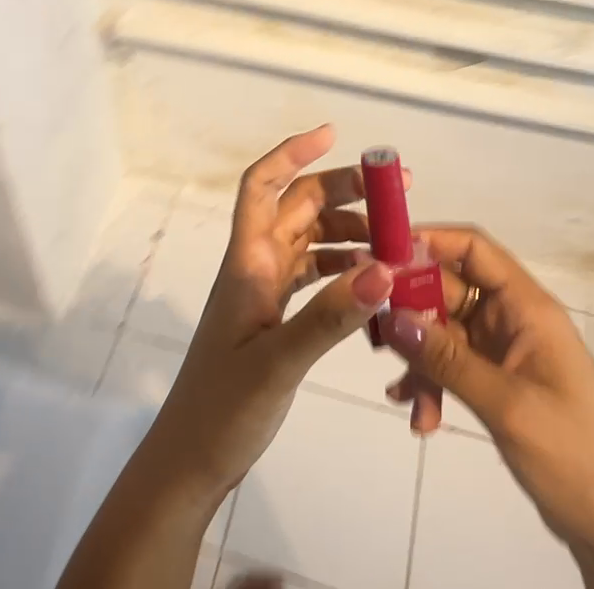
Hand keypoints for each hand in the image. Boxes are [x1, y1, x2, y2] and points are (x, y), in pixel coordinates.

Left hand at [143, 124, 397, 498]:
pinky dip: (343, 268)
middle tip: (400, 193)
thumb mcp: (279, 361)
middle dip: (344, 191)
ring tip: (397, 240)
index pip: (262, 186)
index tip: (333, 134)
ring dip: (349, 230)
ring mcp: (264, 293)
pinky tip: (373, 279)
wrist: (192, 459)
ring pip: (309, 241)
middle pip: (298, 208)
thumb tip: (385, 266)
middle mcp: (255, 267)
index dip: (291, 153)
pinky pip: (313, 276)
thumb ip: (330, 315)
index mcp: (248, 263)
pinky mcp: (273, 318)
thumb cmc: (224, 407)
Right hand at [381, 226, 593, 588]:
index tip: (379, 257)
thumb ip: (446, 358)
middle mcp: (514, 319)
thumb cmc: (574, 454)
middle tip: (373, 338)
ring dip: (420, 361)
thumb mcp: (506, 404)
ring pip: (444, 332)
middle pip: (449, 290)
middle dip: (411, 313)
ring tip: (405, 399)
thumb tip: (389, 317)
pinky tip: (420, 418)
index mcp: (528, 308)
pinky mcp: (498, 382)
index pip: (474, 248)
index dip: (427, 241)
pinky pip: (451, 366)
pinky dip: (431, 386)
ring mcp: (505, 351)